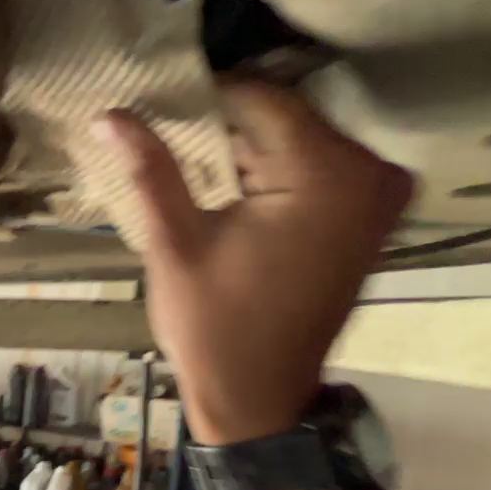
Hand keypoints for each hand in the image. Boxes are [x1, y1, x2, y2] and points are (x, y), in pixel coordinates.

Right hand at [95, 80, 413, 445]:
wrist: (259, 393)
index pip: (262, 99)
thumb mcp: (173, 243)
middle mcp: (370, 172)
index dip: (205, 96)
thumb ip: (151, 170)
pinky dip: (272, 172)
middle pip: (285, 117)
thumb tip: (110, 114)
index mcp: (326, 173)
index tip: (155, 103)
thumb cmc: (213, 324)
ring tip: (187, 162)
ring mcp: (379, 195)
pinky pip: (316, 169)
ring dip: (246, 147)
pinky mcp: (371, 216)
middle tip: (163, 134)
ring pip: (300, 141)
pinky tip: (228, 191)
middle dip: (224, 123)